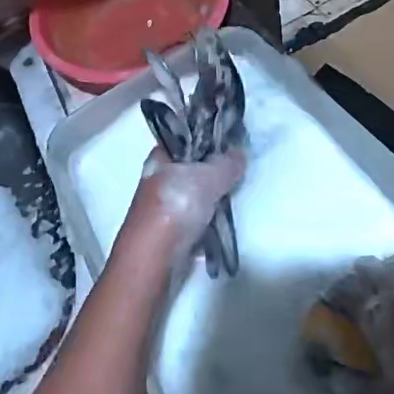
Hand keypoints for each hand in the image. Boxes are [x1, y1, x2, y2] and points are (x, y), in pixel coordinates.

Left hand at [120, 147, 244, 263]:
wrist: (155, 254)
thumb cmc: (175, 205)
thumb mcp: (206, 177)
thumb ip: (225, 164)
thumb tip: (239, 152)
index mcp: (159, 156)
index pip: (184, 139)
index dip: (206, 139)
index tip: (232, 143)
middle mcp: (159, 176)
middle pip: (192, 167)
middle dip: (214, 171)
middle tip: (239, 172)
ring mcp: (164, 204)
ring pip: (195, 194)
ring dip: (213, 197)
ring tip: (235, 195)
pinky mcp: (172, 229)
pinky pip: (196, 217)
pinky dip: (209, 218)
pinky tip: (224, 220)